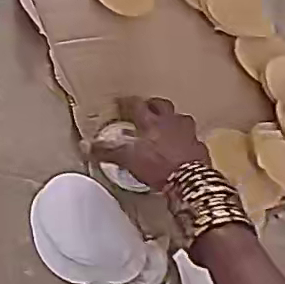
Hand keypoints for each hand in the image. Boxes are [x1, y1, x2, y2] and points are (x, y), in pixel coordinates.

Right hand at [89, 96, 207, 189]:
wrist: (190, 180)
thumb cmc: (157, 165)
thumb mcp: (127, 158)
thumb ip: (106, 151)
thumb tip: (85, 145)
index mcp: (151, 121)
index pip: (136, 104)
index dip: (127, 103)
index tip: (121, 102)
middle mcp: (171, 121)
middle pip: (161, 105)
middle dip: (153, 105)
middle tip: (146, 108)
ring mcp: (188, 133)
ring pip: (180, 118)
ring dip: (172, 120)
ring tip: (166, 126)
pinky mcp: (199, 147)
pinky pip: (192, 139)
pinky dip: (185, 140)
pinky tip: (182, 147)